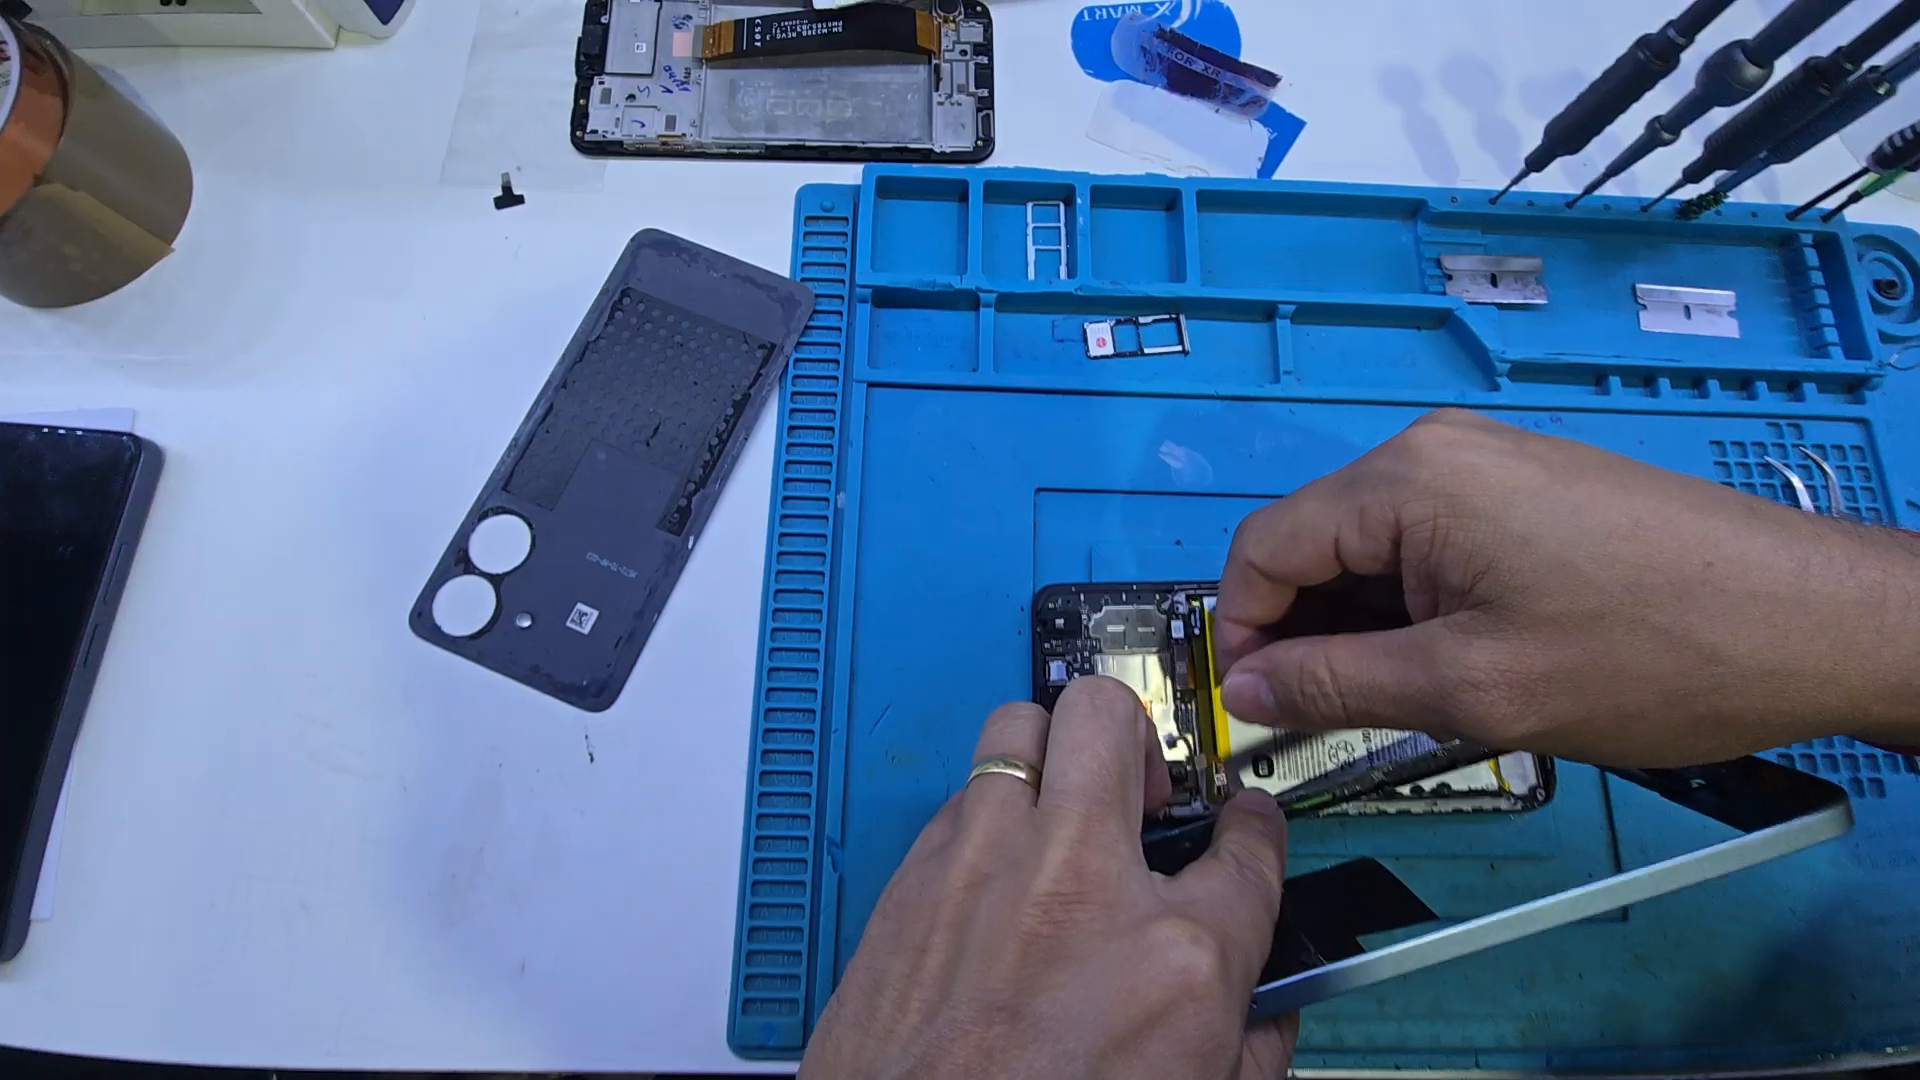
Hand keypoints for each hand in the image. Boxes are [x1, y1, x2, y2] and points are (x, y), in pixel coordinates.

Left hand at [800, 677, 1297, 1079]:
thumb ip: (1246, 1045)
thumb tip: (1267, 1002)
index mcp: (1175, 955)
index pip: (1245, 849)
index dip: (1254, 828)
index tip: (1245, 821)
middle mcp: (1078, 875)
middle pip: (1110, 718)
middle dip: (1133, 731)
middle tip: (1134, 786)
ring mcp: (987, 858)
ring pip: (1020, 726)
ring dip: (1050, 750)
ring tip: (1058, 801)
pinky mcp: (919, 868)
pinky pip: (965, 794)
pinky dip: (994, 812)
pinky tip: (998, 867)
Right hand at [1214, 409, 1919, 766]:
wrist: (1840, 624)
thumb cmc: (1647, 655)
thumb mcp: (1468, 687)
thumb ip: (1331, 687)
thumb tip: (1239, 694)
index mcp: (1400, 482)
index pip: (1264, 549)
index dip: (1241, 629)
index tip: (1253, 701)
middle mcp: (1421, 453)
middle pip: (1308, 544)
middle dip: (1298, 629)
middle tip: (1323, 707)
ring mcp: (1467, 462)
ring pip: (1357, 547)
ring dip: (1350, 620)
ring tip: (1390, 685)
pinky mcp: (1503, 483)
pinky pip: (1409, 540)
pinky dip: (1396, 600)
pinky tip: (1434, 647)